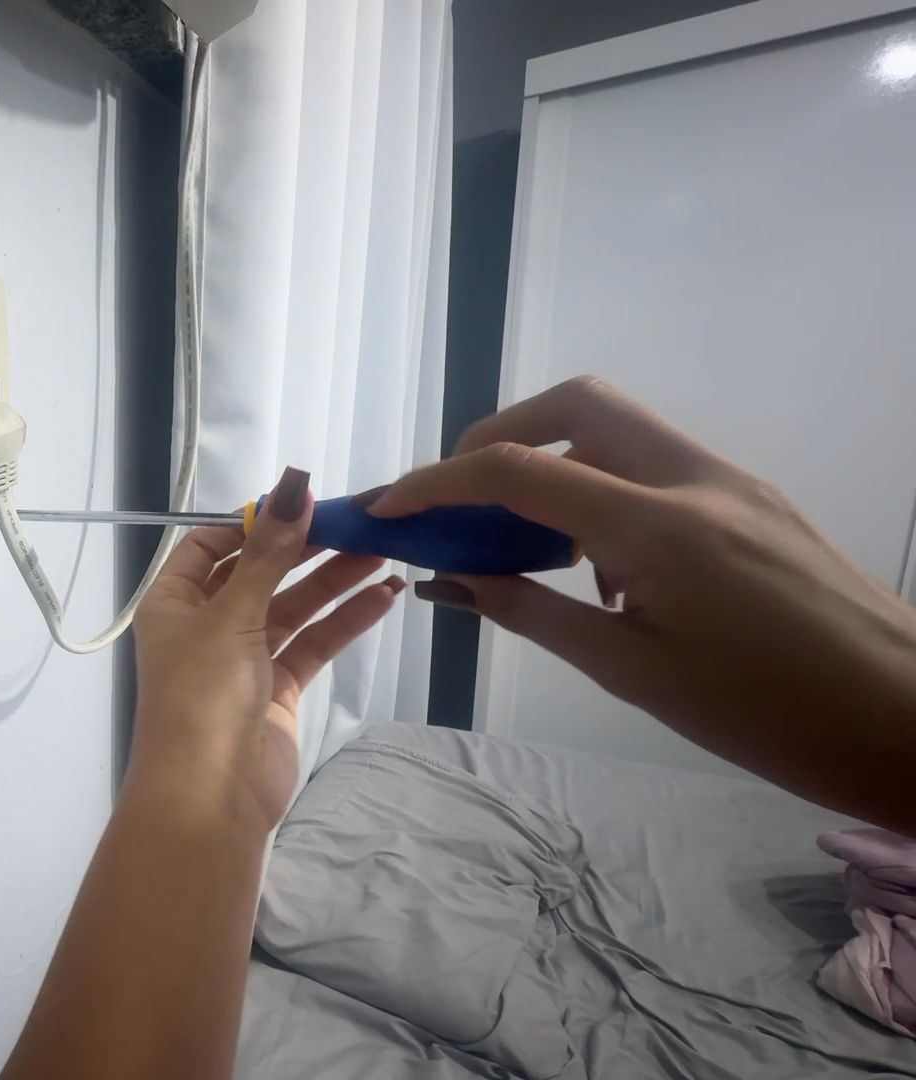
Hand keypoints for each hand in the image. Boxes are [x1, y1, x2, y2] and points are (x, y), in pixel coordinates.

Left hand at [129, 467, 403, 833]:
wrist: (211, 793)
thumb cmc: (204, 692)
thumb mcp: (231, 614)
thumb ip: (267, 553)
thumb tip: (292, 482)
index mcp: (172, 602)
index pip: (206, 547)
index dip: (248, 524)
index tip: (299, 504)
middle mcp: (202, 625)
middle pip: (254, 574)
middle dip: (300, 549)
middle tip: (355, 522)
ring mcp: (240, 658)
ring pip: (288, 607)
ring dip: (330, 581)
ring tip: (382, 550)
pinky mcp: (275, 689)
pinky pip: (310, 644)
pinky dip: (343, 621)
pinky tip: (384, 594)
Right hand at [371, 376, 915, 830]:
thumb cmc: (770, 714)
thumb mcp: (625, 669)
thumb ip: (523, 608)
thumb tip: (442, 580)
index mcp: (660, 527)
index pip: (516, 471)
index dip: (433, 482)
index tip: (386, 507)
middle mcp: (695, 481)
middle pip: (573, 404)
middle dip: (494, 436)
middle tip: (459, 494)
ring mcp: (729, 483)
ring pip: (611, 426)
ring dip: (540, 460)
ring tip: (509, 532)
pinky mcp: (745, 500)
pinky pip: (643, 463)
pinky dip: (585, 486)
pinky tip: (582, 558)